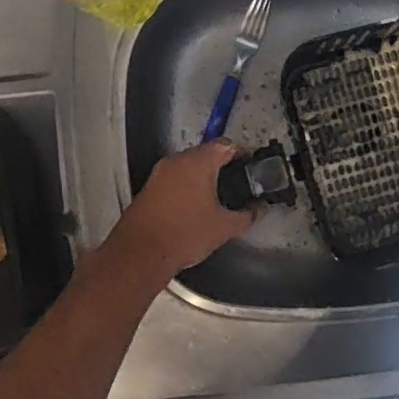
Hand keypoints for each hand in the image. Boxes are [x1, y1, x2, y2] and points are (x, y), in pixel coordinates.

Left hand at [107, 141, 260, 276]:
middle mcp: (177, 161)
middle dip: (224, 166)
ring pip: (188, 166)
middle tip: (238, 184)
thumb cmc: (184, 234)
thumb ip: (247, 214)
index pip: (226, 145)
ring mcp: (159, 174)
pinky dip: (188, 187)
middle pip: (206, 153)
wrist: (140, 254)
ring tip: (219, 198)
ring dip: (204, 177)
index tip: (251, 168)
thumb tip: (259, 208)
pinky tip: (195, 208)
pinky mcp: (148, 188)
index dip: (243, 154)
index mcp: (198, 162)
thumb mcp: (224, 227)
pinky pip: (174, 179)